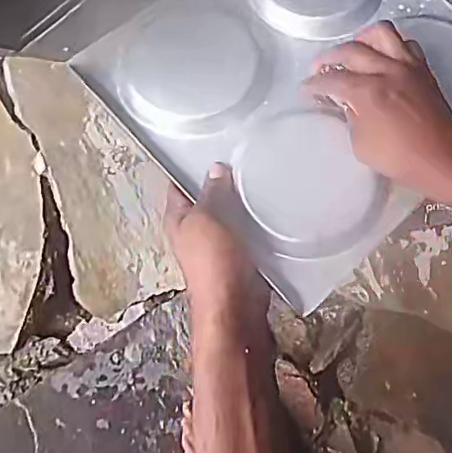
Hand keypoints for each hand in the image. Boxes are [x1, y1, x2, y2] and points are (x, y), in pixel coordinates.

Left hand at [165, 164, 265, 318]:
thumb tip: (215, 169)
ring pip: (233, 214)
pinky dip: (260, 222)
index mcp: (179, 219)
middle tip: (244, 162)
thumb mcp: (207, 219)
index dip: (192, 167)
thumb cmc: (212, 263)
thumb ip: (211, 193)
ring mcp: (221, 243)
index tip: (212, 149)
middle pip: (210, 199)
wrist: (236, 304)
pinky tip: (272, 211)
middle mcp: (197, 230)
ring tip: (261, 181)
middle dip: (225, 184)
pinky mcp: (243, 254)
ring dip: (245, 203)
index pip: (180, 185)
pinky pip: (251, 231)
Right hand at [302, 21, 451, 213]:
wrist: (443, 160)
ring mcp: (408, 67)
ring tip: (353, 51)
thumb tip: (347, 104)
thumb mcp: (362, 145)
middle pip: (350, 50)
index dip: (314, 85)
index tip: (308, 89)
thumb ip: (351, 118)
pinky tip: (385, 57)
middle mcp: (387, 71)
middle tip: (321, 70)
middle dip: (328, 58)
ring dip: (361, 39)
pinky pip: (406, 44)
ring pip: (381, 33)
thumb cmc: (403, 160)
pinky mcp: (424, 71)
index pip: (331, 79)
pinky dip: (391, 45)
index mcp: (367, 92)